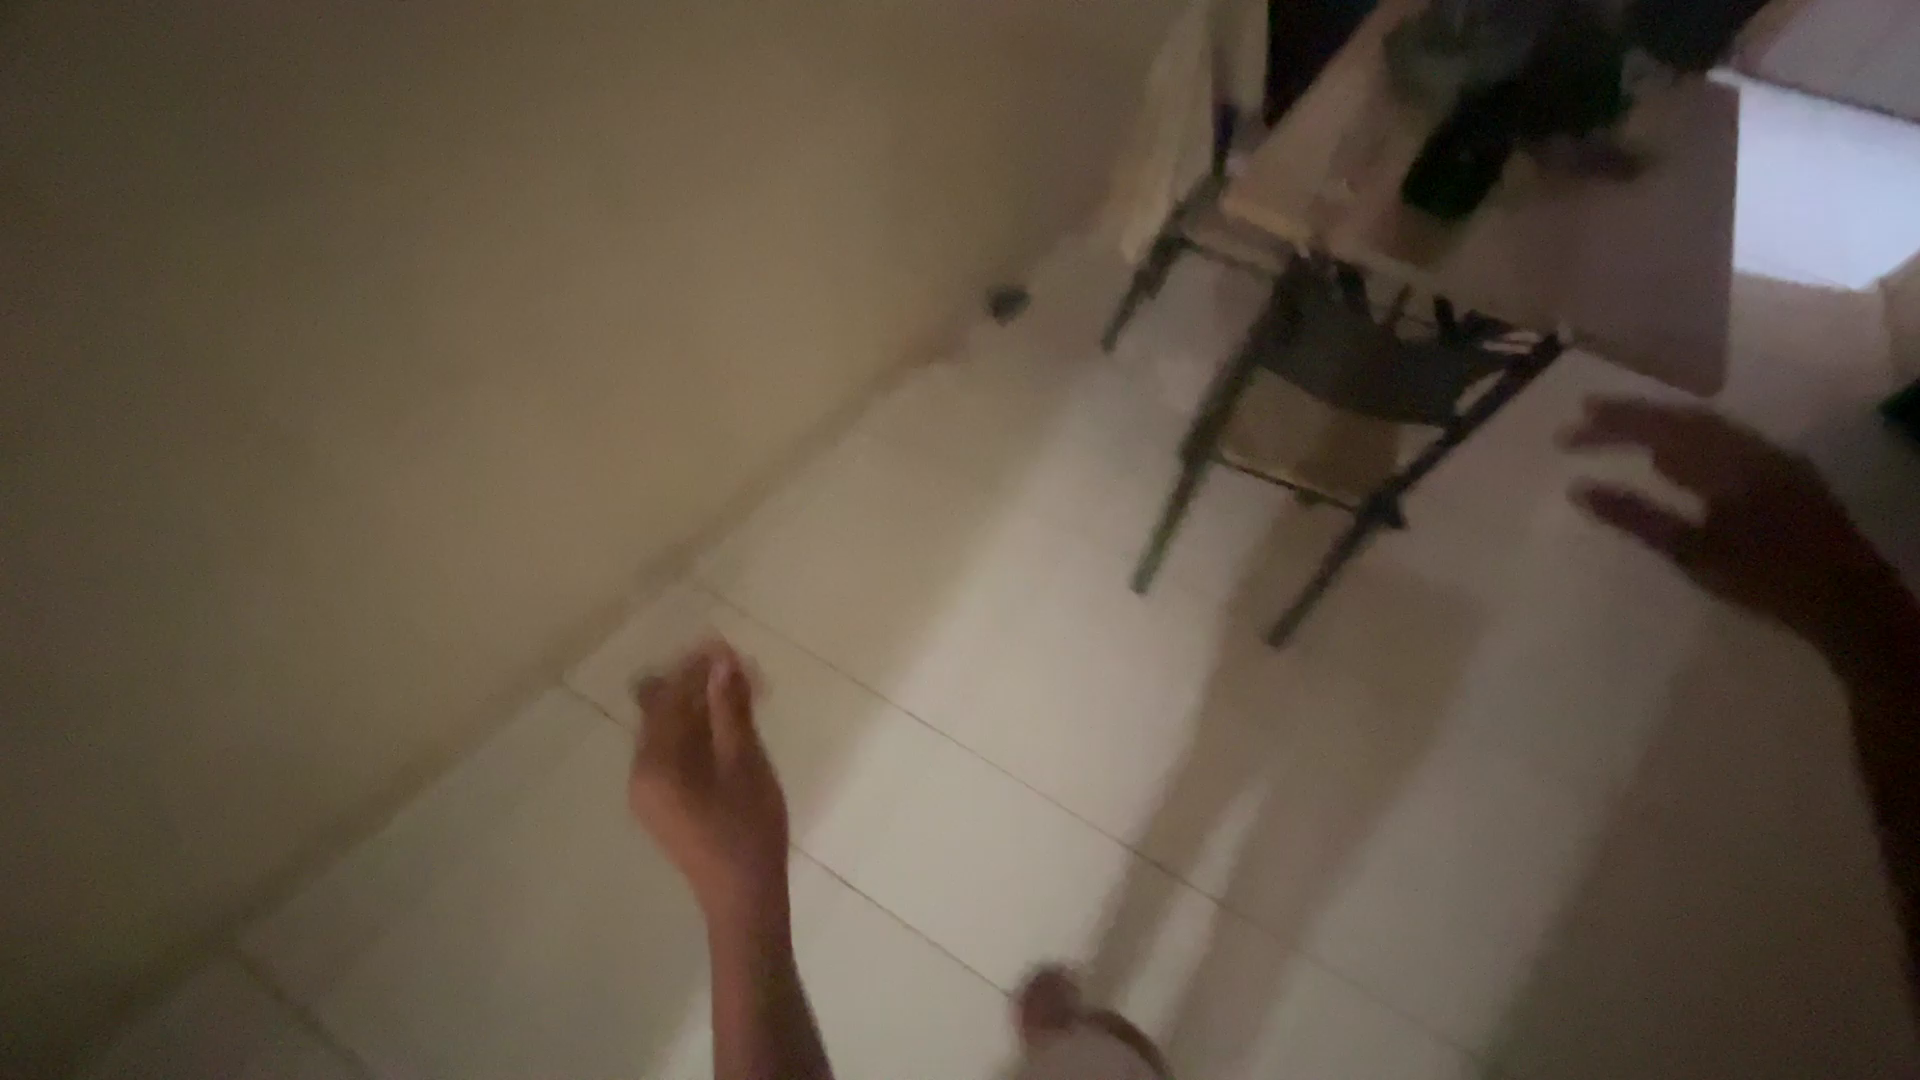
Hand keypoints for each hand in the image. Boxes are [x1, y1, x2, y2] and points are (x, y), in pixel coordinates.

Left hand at [629, 640, 789, 925]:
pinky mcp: (665, 801)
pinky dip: (700, 730)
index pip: (666, 695)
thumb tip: (724, 660)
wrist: (745, 899)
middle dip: (698, 682)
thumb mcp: (745, 763)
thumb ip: (731, 710)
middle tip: (743, 670)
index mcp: (655, 763)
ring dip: (702, 704)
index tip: (730, 647)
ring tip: (745, 693)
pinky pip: (676, 750)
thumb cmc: (749, 830)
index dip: (696, 666)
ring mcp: (650, 789)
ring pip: (670, 728)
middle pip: (661, 708)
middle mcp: (641, 772)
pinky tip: (733, 726)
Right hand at [1559, 396, 1895, 653]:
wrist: (1849, 602)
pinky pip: (1725, 438)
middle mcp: (1753, 450)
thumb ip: (1634, 516)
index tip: (1564, 433)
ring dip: (1659, 421)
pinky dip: (1686, 436)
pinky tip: (1669, 451)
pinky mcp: (1783, 473)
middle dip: (1632, 414)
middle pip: (1683, 418)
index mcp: (1729, 465)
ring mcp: (1773, 459)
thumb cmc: (1762, 578)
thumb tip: (1577, 487)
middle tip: (1584, 413)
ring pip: (1706, 424)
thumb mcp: (1689, 552)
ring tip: (1619, 426)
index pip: (1659, 431)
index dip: (1610, 426)